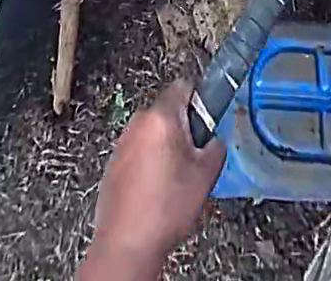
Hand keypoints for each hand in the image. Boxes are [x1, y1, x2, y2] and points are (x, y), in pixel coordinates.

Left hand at [79, 80, 226, 280]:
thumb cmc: (165, 207)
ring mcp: (123, 140)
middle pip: (168, 111)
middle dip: (183, 128)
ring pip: (153, 131)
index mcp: (162, 117)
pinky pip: (138, 149)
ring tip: (175, 177)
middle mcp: (139, 121)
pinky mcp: (114, 160)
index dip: (200, 99)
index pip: (184, 86)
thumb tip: (215, 139)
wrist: (127, 243)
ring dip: (165, 145)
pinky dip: (149, 161)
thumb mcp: (205, 175)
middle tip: (195, 155)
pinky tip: (156, 189)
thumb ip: (216, 146)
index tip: (207, 116)